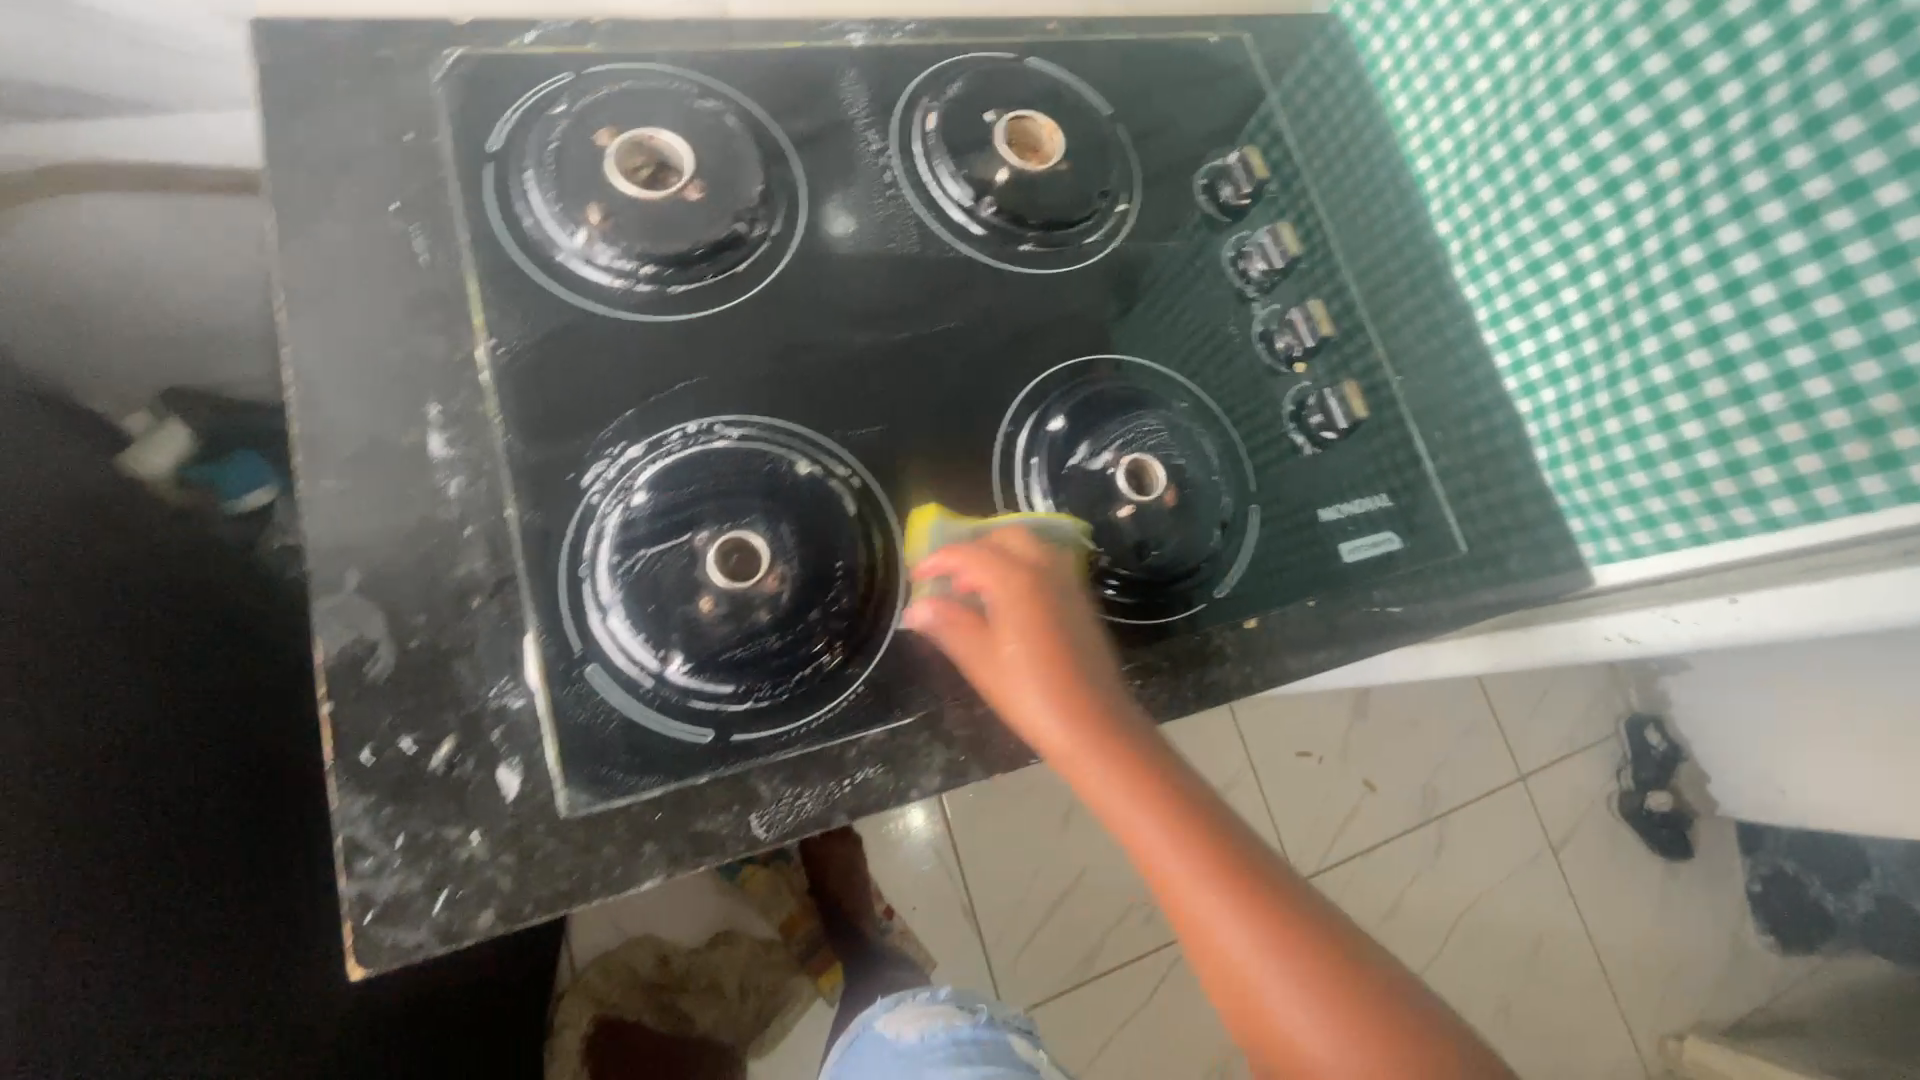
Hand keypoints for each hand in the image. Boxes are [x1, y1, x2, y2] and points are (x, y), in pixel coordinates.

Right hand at [902, 527, 1150, 758]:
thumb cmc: (1030, 694)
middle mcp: (1045, 569)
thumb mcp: (980, 660)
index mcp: (1016, 579)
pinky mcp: (1081, 601)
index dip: (937, 561)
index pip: (969, 553)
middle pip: (1005, 538)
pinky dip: (1022, 570)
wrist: (1094, 725)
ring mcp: (1069, 583)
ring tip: (976, 592)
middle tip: (950, 580)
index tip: (916, 578)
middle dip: (973, 550)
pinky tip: (1008, 606)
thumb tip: (915, 608)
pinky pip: (1047, 566)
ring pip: (1030, 548)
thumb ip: (947, 625)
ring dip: (999, 557)